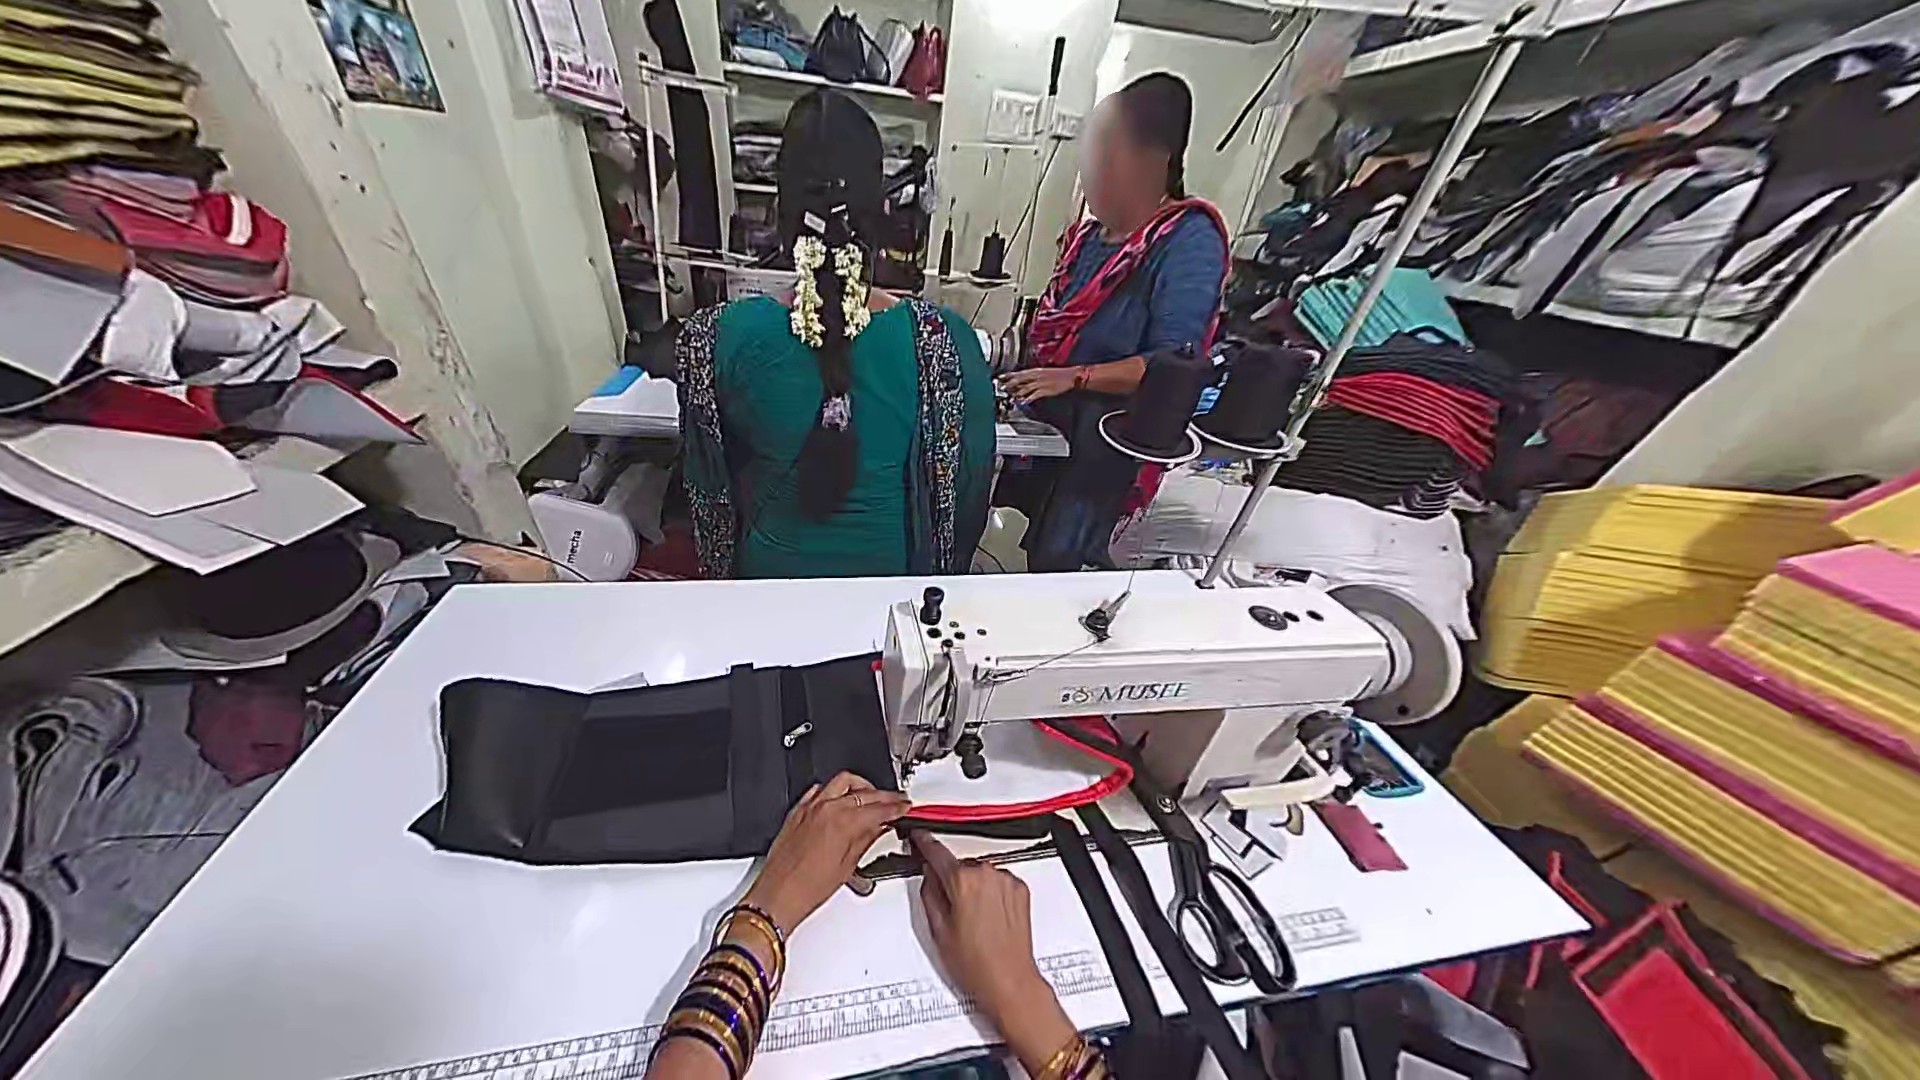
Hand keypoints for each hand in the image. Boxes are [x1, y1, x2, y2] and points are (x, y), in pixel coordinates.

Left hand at [742, 773, 909, 933]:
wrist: (777, 897)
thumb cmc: (807, 889)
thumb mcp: (848, 866)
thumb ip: (867, 839)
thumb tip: (880, 826)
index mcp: (844, 822)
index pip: (879, 807)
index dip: (896, 806)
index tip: (904, 807)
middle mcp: (828, 808)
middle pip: (865, 792)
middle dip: (884, 796)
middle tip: (894, 802)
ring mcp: (811, 806)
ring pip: (843, 781)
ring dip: (861, 786)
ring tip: (870, 796)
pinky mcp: (798, 810)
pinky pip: (820, 788)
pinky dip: (834, 790)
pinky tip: (840, 799)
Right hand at [912, 833, 1077, 1072]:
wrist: (1010, 981)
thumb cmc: (976, 964)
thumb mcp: (938, 931)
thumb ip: (929, 893)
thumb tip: (928, 875)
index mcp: (962, 881)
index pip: (937, 852)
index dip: (924, 843)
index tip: (919, 837)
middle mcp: (985, 873)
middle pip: (960, 866)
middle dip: (953, 881)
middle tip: (953, 911)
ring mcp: (1005, 879)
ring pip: (980, 873)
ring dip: (974, 887)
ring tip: (975, 921)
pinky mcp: (1019, 888)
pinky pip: (998, 881)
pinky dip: (992, 893)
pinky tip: (990, 917)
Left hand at [1000, 367, 1079, 404]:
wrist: (1071, 376)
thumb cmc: (1060, 375)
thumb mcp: (1045, 373)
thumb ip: (1034, 376)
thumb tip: (1025, 381)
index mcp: (1036, 370)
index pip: (1019, 372)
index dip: (1009, 375)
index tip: (1001, 377)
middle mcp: (1036, 375)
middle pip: (1020, 379)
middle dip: (1010, 384)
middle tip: (1002, 387)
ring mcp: (1040, 383)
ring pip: (1025, 388)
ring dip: (1017, 393)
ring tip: (1011, 397)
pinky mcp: (1045, 390)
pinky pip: (1033, 395)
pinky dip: (1027, 399)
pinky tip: (1023, 402)